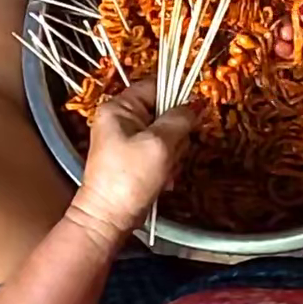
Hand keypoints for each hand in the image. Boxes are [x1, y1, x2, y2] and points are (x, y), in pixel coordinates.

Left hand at [70, 78, 199, 234]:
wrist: (107, 218)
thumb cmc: (129, 178)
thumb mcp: (159, 144)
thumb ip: (179, 119)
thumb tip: (195, 105)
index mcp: (118, 108)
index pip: (154, 85)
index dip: (177, 94)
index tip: (194, 111)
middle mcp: (119, 119)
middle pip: (163, 112)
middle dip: (174, 135)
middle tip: (171, 153)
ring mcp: (125, 140)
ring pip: (165, 135)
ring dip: (172, 154)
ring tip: (165, 170)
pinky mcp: (132, 159)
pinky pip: (159, 153)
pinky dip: (165, 166)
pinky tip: (163, 180)